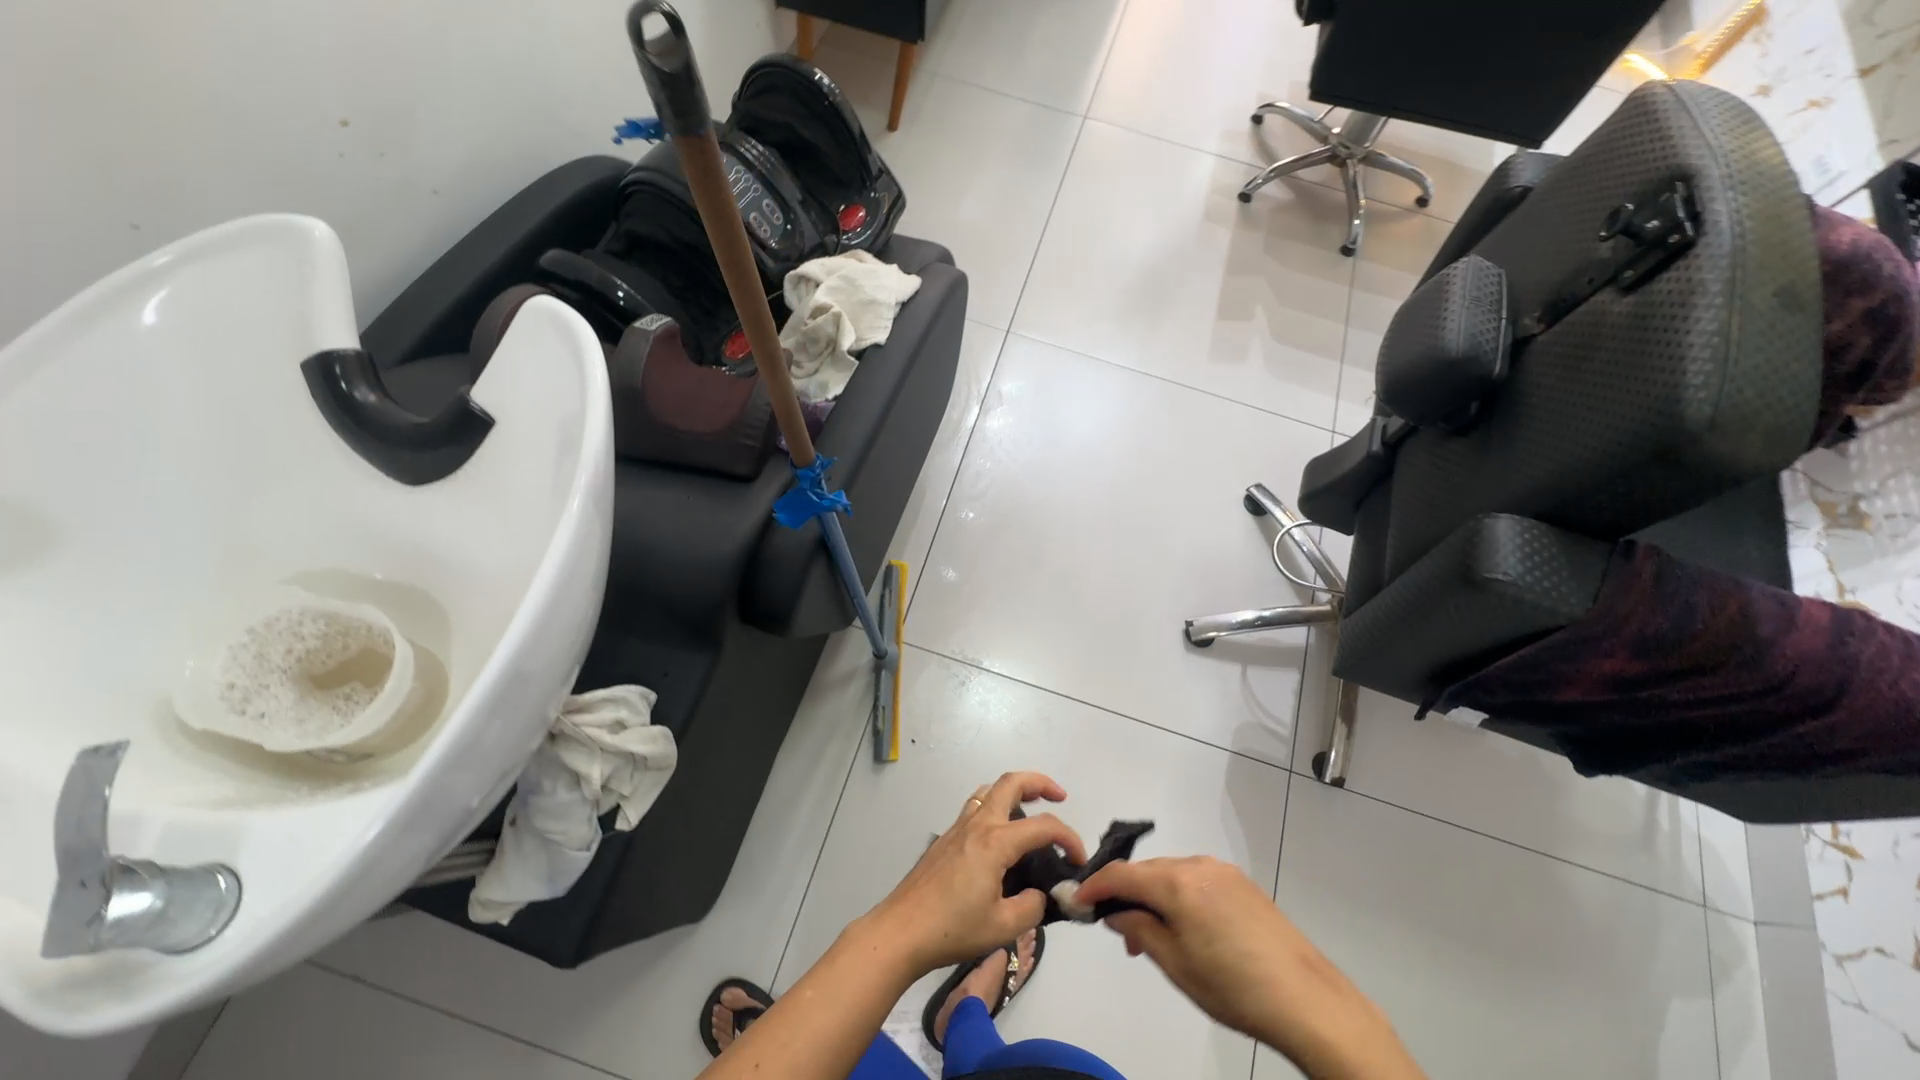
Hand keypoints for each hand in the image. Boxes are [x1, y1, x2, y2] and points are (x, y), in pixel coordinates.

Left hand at [864, 771, 1086, 974]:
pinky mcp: (944, 842)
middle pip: (1010, 782)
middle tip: (1059, 796)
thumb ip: (1031, 907)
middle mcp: (977, 826)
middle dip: (1039, 782)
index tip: (1078, 860)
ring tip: (1029, 811)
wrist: (900, 932)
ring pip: (988, 791)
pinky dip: (994, 808)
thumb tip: (1038, 894)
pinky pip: (974, 809)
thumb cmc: (952, 929)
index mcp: (995, 842)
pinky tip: (1000, 840)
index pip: (1043, 826)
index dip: (1069, 838)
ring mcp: (956, 830)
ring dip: (1013, 792)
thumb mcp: (1003, 927)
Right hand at [1076, 857, 1422, 1079]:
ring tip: (1152, 937)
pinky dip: (1180, 897)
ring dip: (1154, 897)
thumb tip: (1116, 914)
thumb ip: (1139, 931)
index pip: (1122, 874)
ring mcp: (1225, 873)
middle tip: (1116, 931)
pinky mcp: (1244, 886)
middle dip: (1126, 894)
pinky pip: (1197, 881)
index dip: (1094, 886)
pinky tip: (1184, 928)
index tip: (1076, 902)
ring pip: (1173, 875)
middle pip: (1148, 871)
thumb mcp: (1175, 965)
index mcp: (1178, 883)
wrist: (1306, 1000)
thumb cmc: (1233, 986)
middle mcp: (1199, 866)